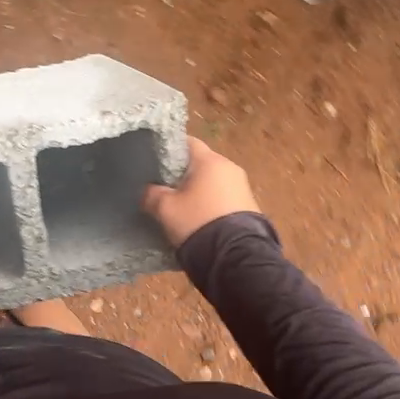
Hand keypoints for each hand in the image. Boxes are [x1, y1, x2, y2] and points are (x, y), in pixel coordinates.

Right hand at [142, 136, 259, 246]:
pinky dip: (211, 202)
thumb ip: (151, 193)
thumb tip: (148, 191)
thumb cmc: (197, 221)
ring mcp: (243, 187)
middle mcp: (230, 168)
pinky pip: (224, 196)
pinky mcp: (251, 206)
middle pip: (201, 162)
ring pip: (213, 180)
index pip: (187, 142)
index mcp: (210, 161)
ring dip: (198, 189)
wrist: (236, 256)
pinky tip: (200, 217)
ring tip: (182, 206)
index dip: (169, 149)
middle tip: (165, 186)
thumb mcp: (165, 208)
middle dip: (183, 172)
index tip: (155, 161)